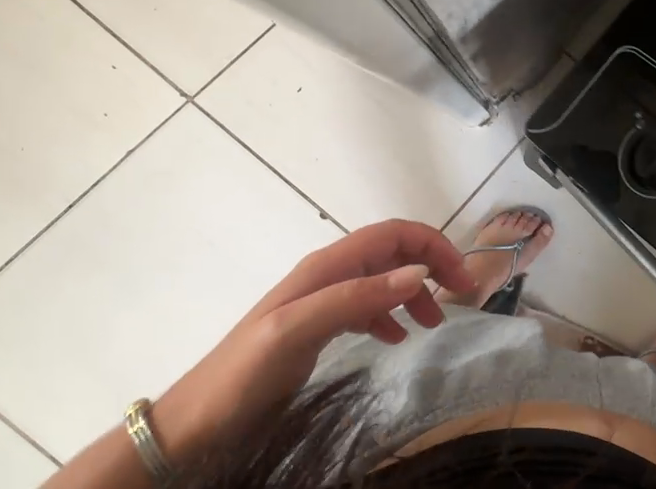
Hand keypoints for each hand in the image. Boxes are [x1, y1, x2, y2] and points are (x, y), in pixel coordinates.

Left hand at [150, 219, 475, 461]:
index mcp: (328, 265)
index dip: (432, 244)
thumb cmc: (246, 372)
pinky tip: (397, 338)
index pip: (395, 233)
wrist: (195, 423)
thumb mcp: (300, 330)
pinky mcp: (318, 326)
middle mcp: (330, 273)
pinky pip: (368, 307)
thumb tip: (419, 271)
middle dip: (431, 265)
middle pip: (394, 252)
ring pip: (385, 279)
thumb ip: (358, 296)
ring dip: (415, 293)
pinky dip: (391, 315)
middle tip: (459, 297)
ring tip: (432, 323)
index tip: (460, 276)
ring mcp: (323, 299)